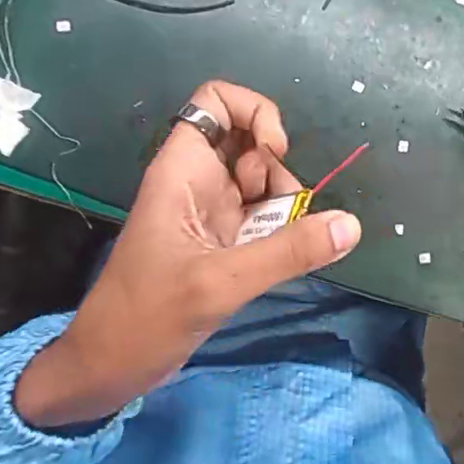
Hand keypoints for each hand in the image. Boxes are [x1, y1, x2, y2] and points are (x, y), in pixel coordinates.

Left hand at [16, 81, 363, 426]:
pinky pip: (260, 216)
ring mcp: (209, 211)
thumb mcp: (220, 283)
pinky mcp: (219, 241)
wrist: (111, 363)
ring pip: (260, 180)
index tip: (274, 153)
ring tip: (277, 243)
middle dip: (275, 167)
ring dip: (282, 204)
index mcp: (182, 169)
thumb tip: (351, 225)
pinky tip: (283, 256)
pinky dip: (279, 229)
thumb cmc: (148, 315)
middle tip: (275, 213)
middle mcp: (197, 180)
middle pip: (249, 139)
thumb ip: (287, 252)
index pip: (215, 101)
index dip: (253, 111)